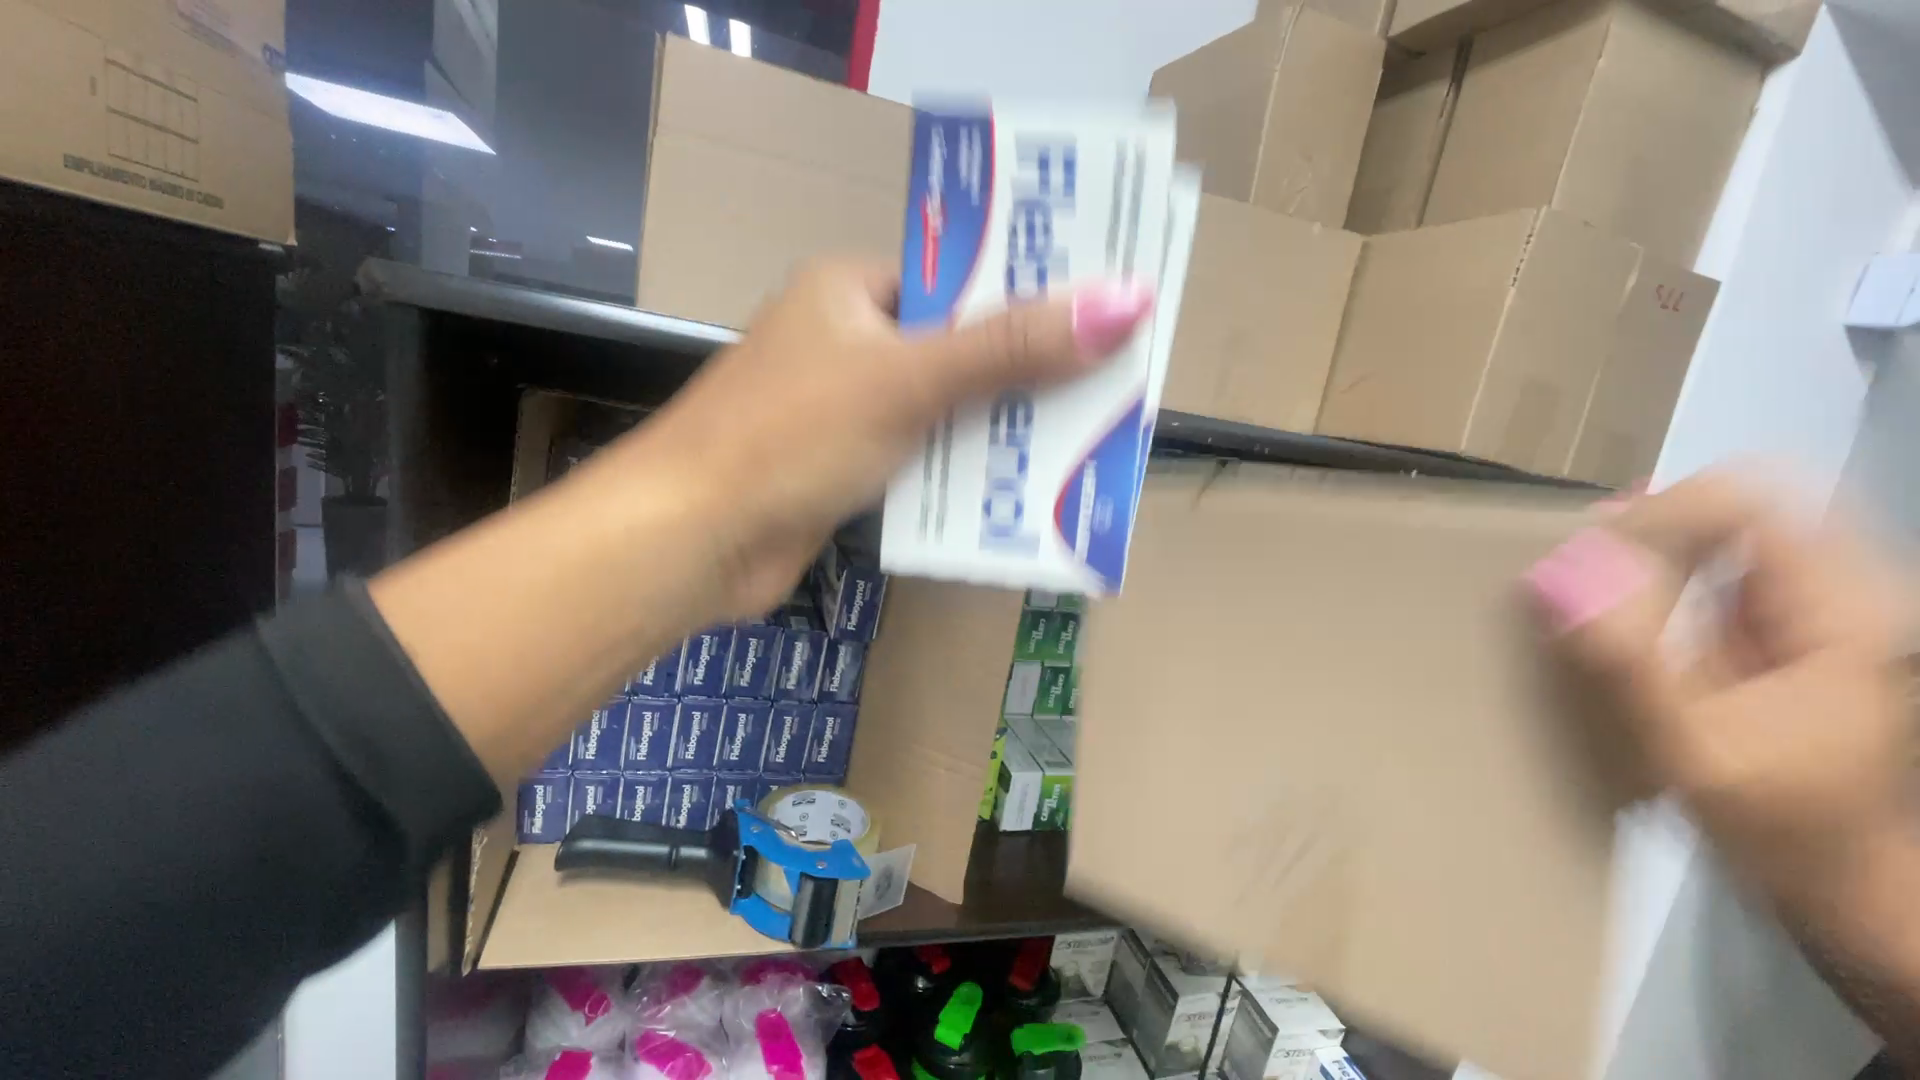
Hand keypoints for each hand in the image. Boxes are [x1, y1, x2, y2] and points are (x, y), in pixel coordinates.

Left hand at [611, 257, 1153, 617]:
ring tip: (1088, 439)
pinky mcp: (844, 471)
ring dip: (1001, 431)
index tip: (1102, 311)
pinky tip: (1024, 490)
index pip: (955, 276)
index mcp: (849, 290)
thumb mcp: (908, 381)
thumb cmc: (790, 437)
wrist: (691, 540)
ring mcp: (844, 410)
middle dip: (1026, 372)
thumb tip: (1123, 301)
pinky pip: (922, 461)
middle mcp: (846, 341)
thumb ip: (1010, 347)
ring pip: (944, 410)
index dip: (1028, 291)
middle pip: (958, 347)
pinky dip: (964, 475)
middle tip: (1112, 384)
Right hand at [1523, 472, 1911, 914]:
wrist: (1838, 884)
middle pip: (1727, 507)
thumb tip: (1557, 575)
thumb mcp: (1691, 753)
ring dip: (1638, 554)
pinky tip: (1609, 614)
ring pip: (1716, 531)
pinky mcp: (1781, 623)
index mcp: (1844, 612)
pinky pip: (1711, 565)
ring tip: (1576, 594)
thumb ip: (1629, 665)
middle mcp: (1839, 592)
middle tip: (1568, 579)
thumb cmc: (1779, 827)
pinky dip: (1651, 576)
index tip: (1584, 563)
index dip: (1655, 517)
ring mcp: (1812, 606)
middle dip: (1639, 534)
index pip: (1742, 503)